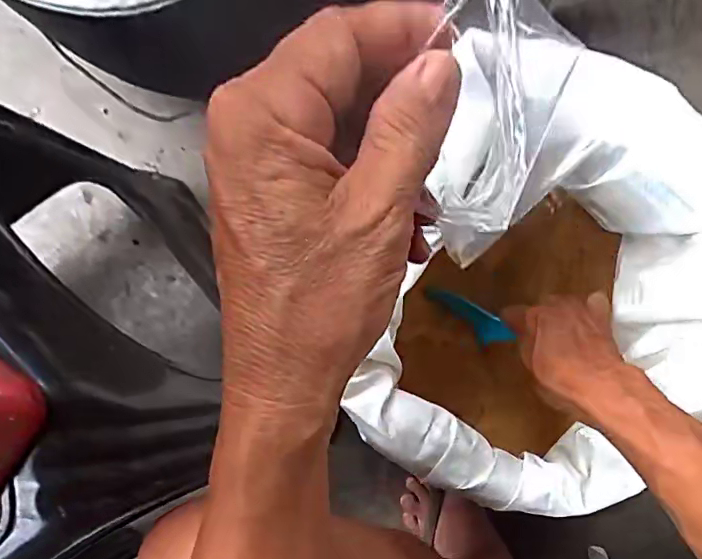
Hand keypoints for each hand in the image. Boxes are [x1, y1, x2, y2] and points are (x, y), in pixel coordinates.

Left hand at [204, 3, 457, 425]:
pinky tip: (405, 228)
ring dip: (393, 156)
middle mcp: (248, 125)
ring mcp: (257, 165)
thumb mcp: (376, 214)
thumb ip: (408, 131)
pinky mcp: (273, 200)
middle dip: (400, 102)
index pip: (336, 38)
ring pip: (338, 129)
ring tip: (428, 204)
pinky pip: (329, 169)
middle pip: (335, 79)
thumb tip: (440, 65)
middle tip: (453, 119)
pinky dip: (373, 187)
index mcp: (262, 114)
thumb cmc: (323, 307)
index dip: (400, 27)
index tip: (454, 32)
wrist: (283, 380)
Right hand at [505, 293, 643, 427]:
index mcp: (534, 317)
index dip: (511, 322)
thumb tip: (523, 337)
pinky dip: (588, 314)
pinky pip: (592, 306)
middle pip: (543, 307)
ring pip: (566, 305)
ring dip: (564, 317)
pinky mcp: (602, 315)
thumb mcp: (533, 370)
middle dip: (541, 321)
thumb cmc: (565, 381)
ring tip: (565, 338)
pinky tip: (587, 328)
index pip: (514, 313)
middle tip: (542, 341)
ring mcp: (581, 307)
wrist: (602, 384)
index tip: (510, 327)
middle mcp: (557, 305)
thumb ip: (526, 347)